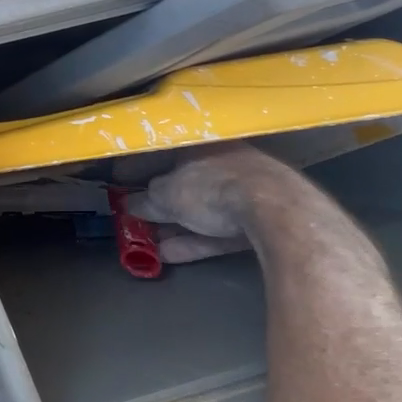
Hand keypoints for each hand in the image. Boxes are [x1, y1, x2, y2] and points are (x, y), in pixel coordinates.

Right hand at [126, 144, 289, 263]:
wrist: (282, 215)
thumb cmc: (211, 189)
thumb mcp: (165, 195)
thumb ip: (145, 200)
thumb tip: (130, 206)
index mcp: (200, 145)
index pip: (160, 155)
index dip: (135, 170)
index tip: (119, 184)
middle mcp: (227, 164)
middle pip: (186, 186)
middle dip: (161, 207)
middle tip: (139, 220)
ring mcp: (253, 195)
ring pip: (206, 212)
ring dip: (178, 229)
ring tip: (151, 246)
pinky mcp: (270, 224)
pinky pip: (225, 231)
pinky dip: (200, 242)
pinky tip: (173, 255)